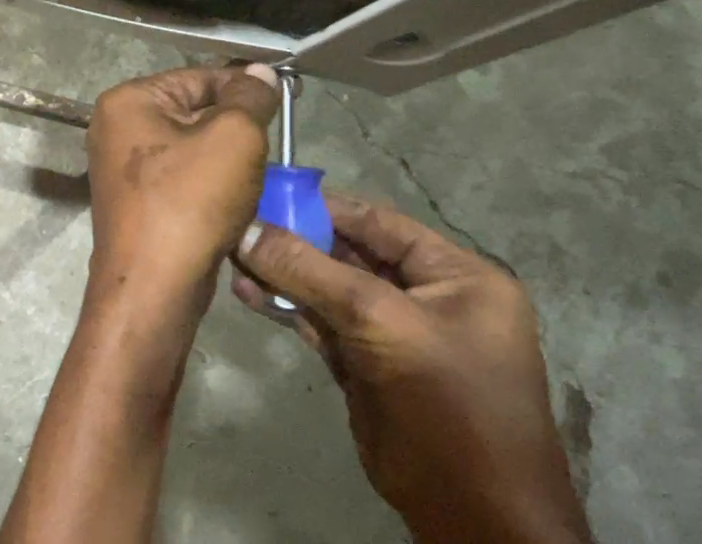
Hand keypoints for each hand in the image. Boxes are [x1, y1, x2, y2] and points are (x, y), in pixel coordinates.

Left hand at [85, 64, 279, 300]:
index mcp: (127, 100)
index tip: (284, 102)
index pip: (197, 77)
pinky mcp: (134, 199)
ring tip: (255, 178)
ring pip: (190, 148)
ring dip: (226, 160)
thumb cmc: (190, 200)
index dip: (243, 87)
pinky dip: (210, 185)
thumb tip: (259, 72)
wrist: (153, 281)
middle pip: (192, 111)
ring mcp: (120, 166)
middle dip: (235, 129)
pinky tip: (236, 202)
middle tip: (269, 148)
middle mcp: (114, 126)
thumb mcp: (233, 137)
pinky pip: (182, 178)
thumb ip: (249, 98)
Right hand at [234, 194, 591, 543]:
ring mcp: (394, 333)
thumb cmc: (445, 400)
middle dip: (292, 239)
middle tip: (233, 223)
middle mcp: (427, 297)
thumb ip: (309, 270)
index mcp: (457, 276)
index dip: (319, 204)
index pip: (377, 221)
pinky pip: (318, 321)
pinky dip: (283, 306)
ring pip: (326, 288)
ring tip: (229, 256)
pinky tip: (245, 293)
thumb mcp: (378, 321)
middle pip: (347, 253)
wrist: (472, 510)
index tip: (258, 190)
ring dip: (280, 273)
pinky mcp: (365, 364)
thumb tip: (244, 228)